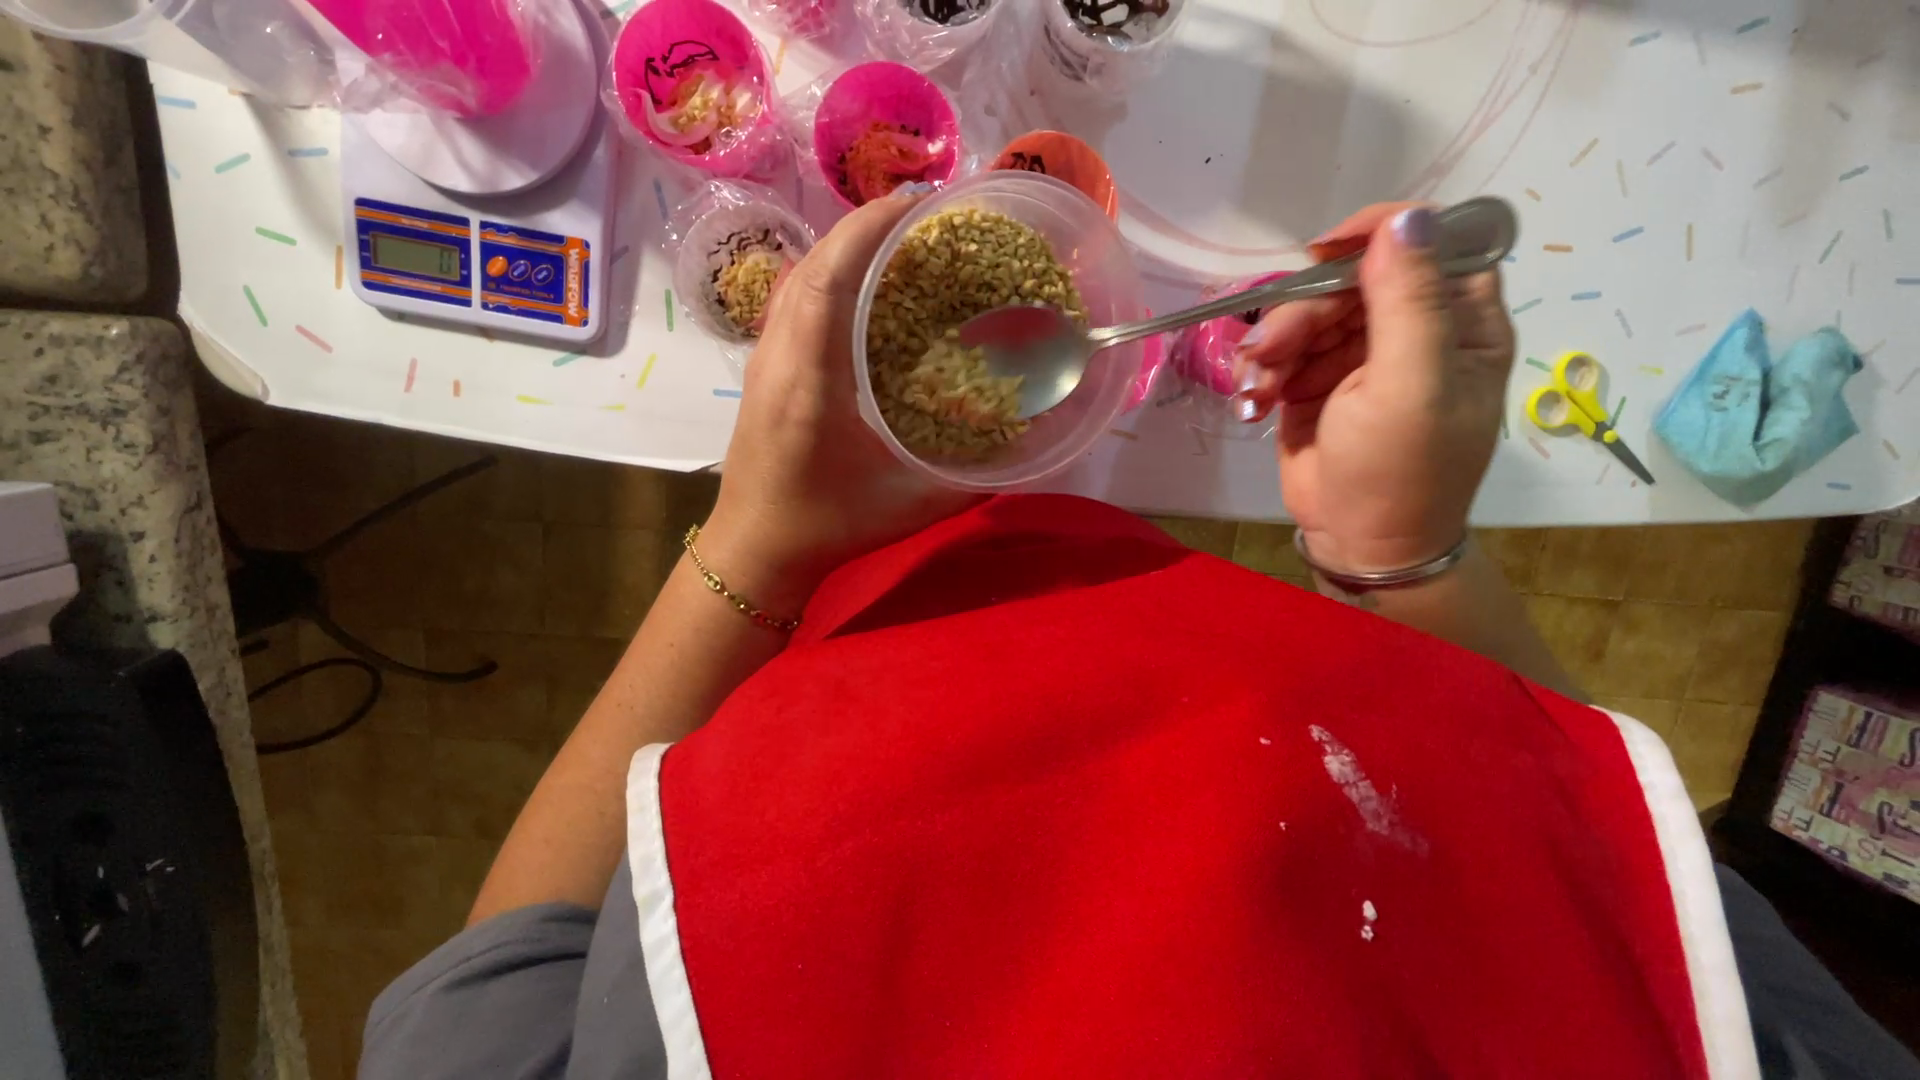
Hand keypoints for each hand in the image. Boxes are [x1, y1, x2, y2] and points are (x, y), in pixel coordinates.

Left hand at [701, 192, 981, 614]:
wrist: (756, 548)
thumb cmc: (828, 526)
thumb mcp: (908, 507)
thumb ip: (970, 480)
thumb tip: (1024, 449)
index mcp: (811, 381)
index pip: (828, 280)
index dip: (867, 230)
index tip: (915, 204)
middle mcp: (780, 356)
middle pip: (812, 265)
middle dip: (863, 227)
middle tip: (921, 218)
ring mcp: (764, 358)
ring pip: (797, 278)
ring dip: (843, 248)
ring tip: (896, 242)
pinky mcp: (764, 367)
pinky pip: (793, 300)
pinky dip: (828, 275)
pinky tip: (863, 287)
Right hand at [1232, 202, 1513, 573]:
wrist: (1358, 543)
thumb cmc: (1401, 470)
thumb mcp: (1413, 384)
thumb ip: (1409, 300)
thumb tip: (1407, 217)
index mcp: (1459, 322)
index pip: (1432, 244)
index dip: (1380, 235)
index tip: (1324, 252)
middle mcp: (1410, 330)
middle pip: (1350, 280)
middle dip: (1302, 309)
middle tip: (1268, 349)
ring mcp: (1358, 356)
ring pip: (1307, 313)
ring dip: (1273, 344)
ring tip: (1256, 384)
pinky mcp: (1314, 382)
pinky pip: (1282, 351)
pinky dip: (1262, 371)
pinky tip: (1254, 400)